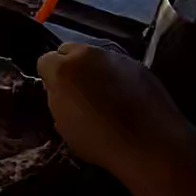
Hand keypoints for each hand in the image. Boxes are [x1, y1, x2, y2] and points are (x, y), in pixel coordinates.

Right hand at [36, 42, 185, 179]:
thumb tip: (59, 89)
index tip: (57, 94)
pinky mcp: (139, 64)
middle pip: (69, 50)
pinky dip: (115, 76)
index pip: (44, 61)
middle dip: (69, 66)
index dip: (49, 78)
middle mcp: (88, 54)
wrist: (151, 145)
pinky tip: (124, 98)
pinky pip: (117, 65)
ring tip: (103, 96)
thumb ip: (56, 98)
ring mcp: (116, 57)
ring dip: (93, 70)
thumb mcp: (63, 124)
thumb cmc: (99, 141)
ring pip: (95, 56)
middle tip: (77, 92)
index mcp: (63, 69)